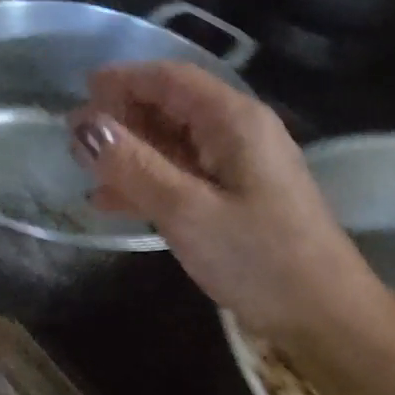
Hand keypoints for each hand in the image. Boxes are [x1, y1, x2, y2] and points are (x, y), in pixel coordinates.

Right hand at [72, 61, 388, 342]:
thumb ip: (132, 165)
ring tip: (83, 168)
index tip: (77, 91)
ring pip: (172, 142)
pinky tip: (110, 202)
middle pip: (170, 106)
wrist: (322, 315)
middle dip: (120, 115)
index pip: (171, 79)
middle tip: (72, 137)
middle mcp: (237, 132)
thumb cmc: (257, 257)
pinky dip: (145, 180)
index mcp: (233, 121)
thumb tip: (83, 125)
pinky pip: (181, 174)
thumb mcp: (186, 210)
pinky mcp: (234, 197)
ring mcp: (237, 166)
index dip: (123, 79)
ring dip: (128, 150)